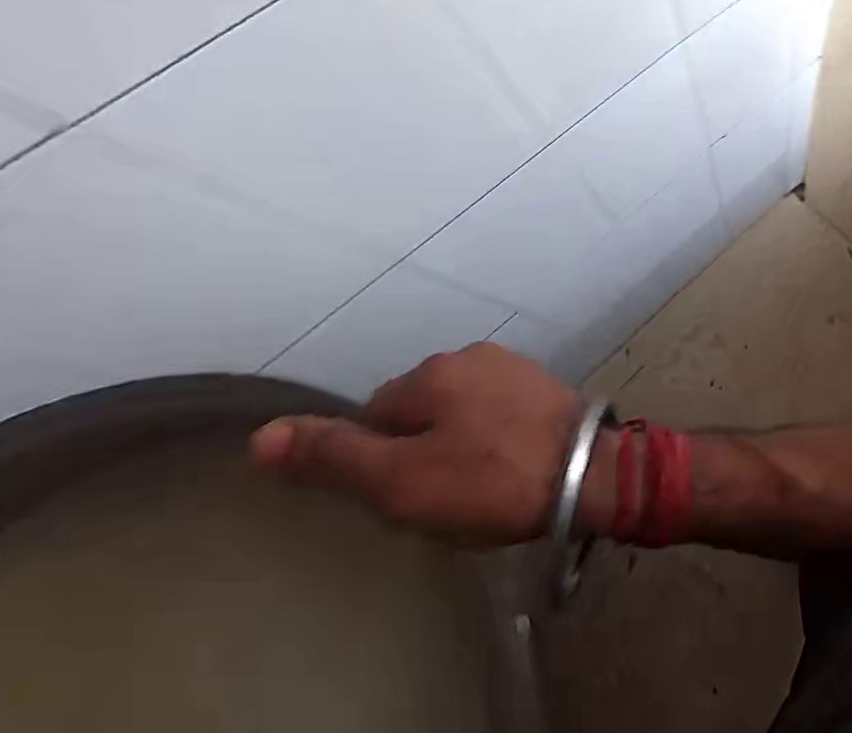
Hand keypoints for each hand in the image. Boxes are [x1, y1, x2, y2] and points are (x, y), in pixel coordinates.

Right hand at [249, 342, 594, 544]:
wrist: (590, 475)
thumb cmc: (491, 480)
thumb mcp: (402, 481)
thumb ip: (335, 457)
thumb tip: (261, 435)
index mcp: (432, 373)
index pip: (374, 416)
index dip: (381, 462)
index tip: (409, 494)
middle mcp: (471, 356)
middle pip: (419, 411)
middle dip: (421, 450)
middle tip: (447, 496)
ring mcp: (513, 366)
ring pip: (460, 411)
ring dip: (459, 443)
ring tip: (482, 485)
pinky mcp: (544, 386)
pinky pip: (497, 412)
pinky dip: (493, 437)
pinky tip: (510, 466)